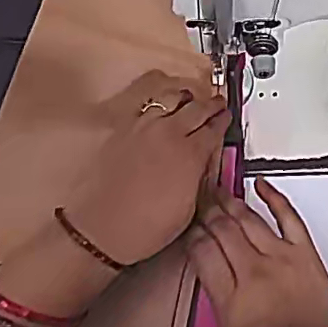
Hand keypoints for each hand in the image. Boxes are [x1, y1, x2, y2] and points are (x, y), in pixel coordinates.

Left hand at [60, 72, 228, 265]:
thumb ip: (198, 177)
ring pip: (172, 98)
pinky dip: (160, 104)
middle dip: (211, 105)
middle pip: (198, 107)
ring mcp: (145, 127)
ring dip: (186, 99)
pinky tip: (162, 110)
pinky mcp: (125, 128)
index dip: (223, 121)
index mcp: (190, 153)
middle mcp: (169, 133)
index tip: (226, 119)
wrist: (102, 228)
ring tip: (190, 101)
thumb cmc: (145, 226)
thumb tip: (203, 162)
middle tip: (217, 105)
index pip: (214, 128)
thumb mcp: (187, 209)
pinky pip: (148, 106)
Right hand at [186, 178, 327, 326]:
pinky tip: (260, 185)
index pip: (203, 252)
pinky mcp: (307, 254)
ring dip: (230, 201)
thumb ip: (215, 299)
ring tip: (217, 190)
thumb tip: (206, 264)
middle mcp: (257, 275)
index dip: (192, 234)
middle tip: (197, 198)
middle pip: (223, 230)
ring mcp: (284, 261)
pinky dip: (273, 196)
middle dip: (206, 211)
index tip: (187, 226)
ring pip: (249, 219)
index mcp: (233, 302)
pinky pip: (288, 216)